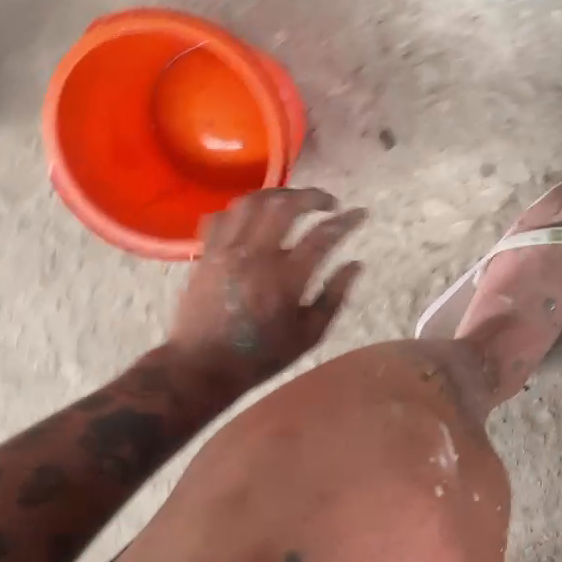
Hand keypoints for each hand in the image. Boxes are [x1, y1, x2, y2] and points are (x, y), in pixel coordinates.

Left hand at [169, 188, 366, 388]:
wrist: (201, 367)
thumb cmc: (262, 355)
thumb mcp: (310, 334)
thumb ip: (335, 295)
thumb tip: (356, 264)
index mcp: (288, 277)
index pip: (324, 234)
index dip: (347, 220)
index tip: (360, 214)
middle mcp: (257, 255)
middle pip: (287, 205)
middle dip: (314, 196)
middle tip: (328, 203)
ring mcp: (228, 251)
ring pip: (253, 202)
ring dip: (278, 194)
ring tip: (293, 201)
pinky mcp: (206, 254)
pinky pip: (222, 216)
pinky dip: (241, 210)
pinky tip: (254, 217)